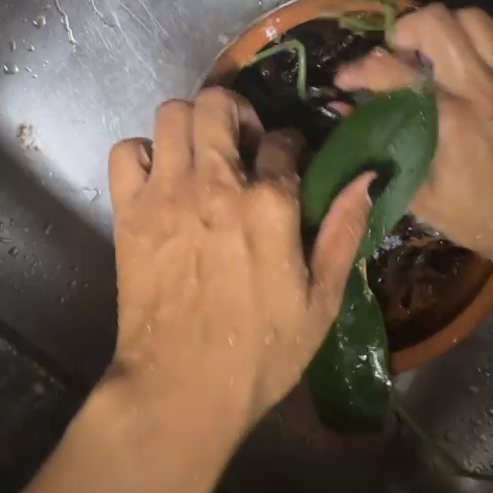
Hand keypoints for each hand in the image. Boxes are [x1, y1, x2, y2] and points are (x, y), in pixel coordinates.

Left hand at [105, 88, 373, 444]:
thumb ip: (343, 230)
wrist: (181, 388)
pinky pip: (126, 151)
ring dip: (191, 123)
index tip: (288, 159)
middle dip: (237, 112)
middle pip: (219, 103)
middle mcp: (215, 184)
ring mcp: (167, 193)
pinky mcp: (129, 211)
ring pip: (172, 113)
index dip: (289, 144)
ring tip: (201, 153)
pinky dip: (142, 153)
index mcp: (268, 204)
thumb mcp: (321, 299)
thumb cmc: (260, 351)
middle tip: (242, 142)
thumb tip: (365, 176)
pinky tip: (160, 177)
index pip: (282, 140)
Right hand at [334, 4, 492, 279]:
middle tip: (396, 54)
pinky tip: (474, 52)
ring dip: (446, 26)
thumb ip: (378, 151)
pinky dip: (488, 33)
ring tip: (433, 49)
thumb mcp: (418, 195)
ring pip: (474, 18)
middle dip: (405, 29)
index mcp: (449, 118)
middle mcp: (480, 88)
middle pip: (437, 22)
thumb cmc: (479, 217)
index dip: (358, 70)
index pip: (392, 72)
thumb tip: (343, 113)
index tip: (345, 80)